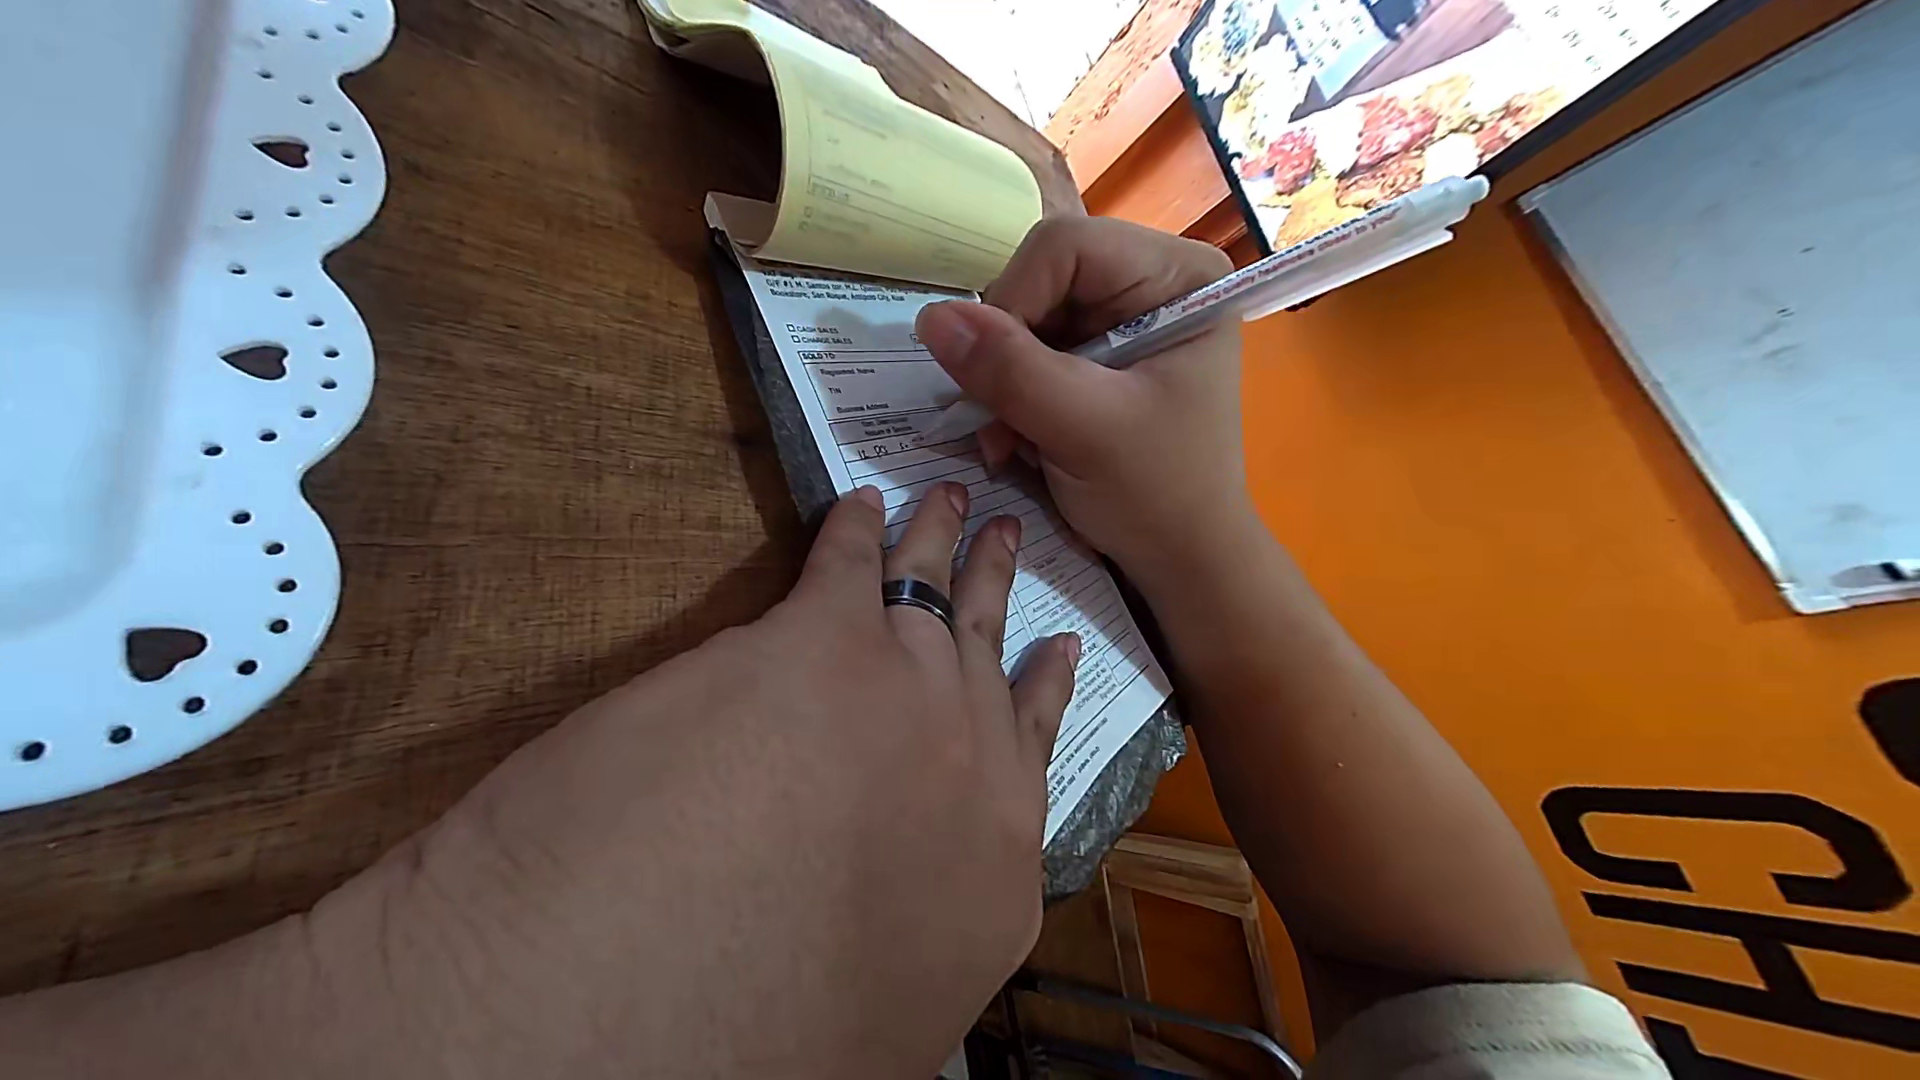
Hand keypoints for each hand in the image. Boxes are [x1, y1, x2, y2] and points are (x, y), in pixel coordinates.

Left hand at [330, 486, 1080, 1077]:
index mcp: (992, 865)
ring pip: (935, 591)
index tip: (1053, 645)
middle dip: (996, 583)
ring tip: (952, 498)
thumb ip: (917, 914)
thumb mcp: (879, 1006)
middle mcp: (969, 763)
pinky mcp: (818, 643)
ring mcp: (907, 693)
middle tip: (1008, 534)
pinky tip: (861, 504)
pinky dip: (857, 528)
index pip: (1031, 748)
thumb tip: (903, 881)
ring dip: (942, 536)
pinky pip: (852, 562)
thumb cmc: (741, 1041)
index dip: (1041, 687)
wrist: (611, 1022)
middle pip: (988, 649)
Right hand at [914, 217, 1253, 587]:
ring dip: (1004, 385)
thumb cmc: (1156, 495)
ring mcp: (1124, 321)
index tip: (996, 380)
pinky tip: (1020, 439)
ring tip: (1009, 443)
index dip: (1013, 304)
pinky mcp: (1100, 356)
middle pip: (1040, 281)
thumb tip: (931, 318)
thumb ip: (1009, 370)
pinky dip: (1013, 397)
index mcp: (1179, 278)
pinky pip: (1031, 354)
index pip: (1064, 247)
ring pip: (1026, 322)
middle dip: (1008, 356)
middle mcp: (1152, 283)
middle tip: (998, 424)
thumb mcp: (1082, 430)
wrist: (1181, 555)